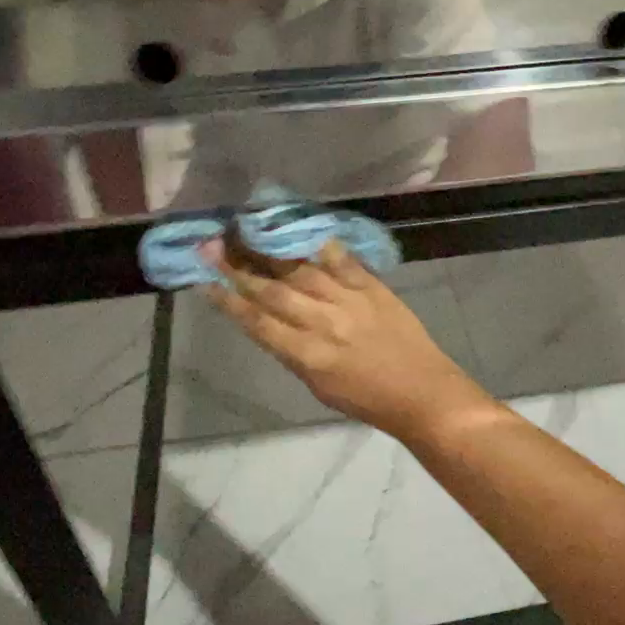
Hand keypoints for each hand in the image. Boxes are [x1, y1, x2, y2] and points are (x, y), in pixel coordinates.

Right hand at [202, 238, 502, 443]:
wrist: (421, 390)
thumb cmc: (366, 398)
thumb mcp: (318, 386)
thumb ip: (291, 351)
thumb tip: (266, 319)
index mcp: (307, 356)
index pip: (257, 323)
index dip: (227, 299)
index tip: (203, 279)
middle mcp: (323, 323)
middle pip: (272, 290)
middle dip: (237, 266)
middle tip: (211, 243)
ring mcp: (348, 299)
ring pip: (299, 269)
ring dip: (268, 248)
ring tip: (244, 228)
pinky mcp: (371, 285)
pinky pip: (339, 259)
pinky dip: (316, 242)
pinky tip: (295, 226)